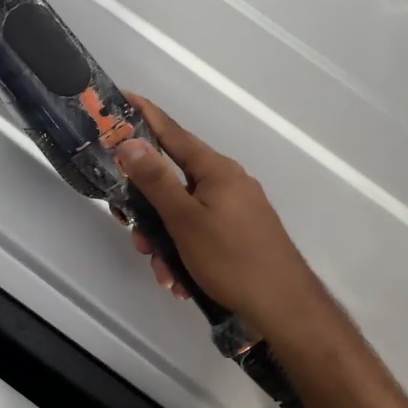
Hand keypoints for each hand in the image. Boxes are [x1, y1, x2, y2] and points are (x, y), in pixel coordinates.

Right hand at [115, 94, 322, 333]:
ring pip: (182, 213)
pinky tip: (180, 279)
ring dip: (163, 240)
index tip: (121, 97)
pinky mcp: (239, 234)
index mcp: (215, 170)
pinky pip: (199, 233)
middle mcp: (226, 182)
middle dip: (146, 208)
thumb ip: (154, 179)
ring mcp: (235, 209)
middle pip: (171, 180)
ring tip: (163, 270)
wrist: (286, 310)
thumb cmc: (232, 258)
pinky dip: (183, 253)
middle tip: (131, 229)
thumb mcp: (184, 218)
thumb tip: (129, 142)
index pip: (171, 132)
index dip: (144, 115)